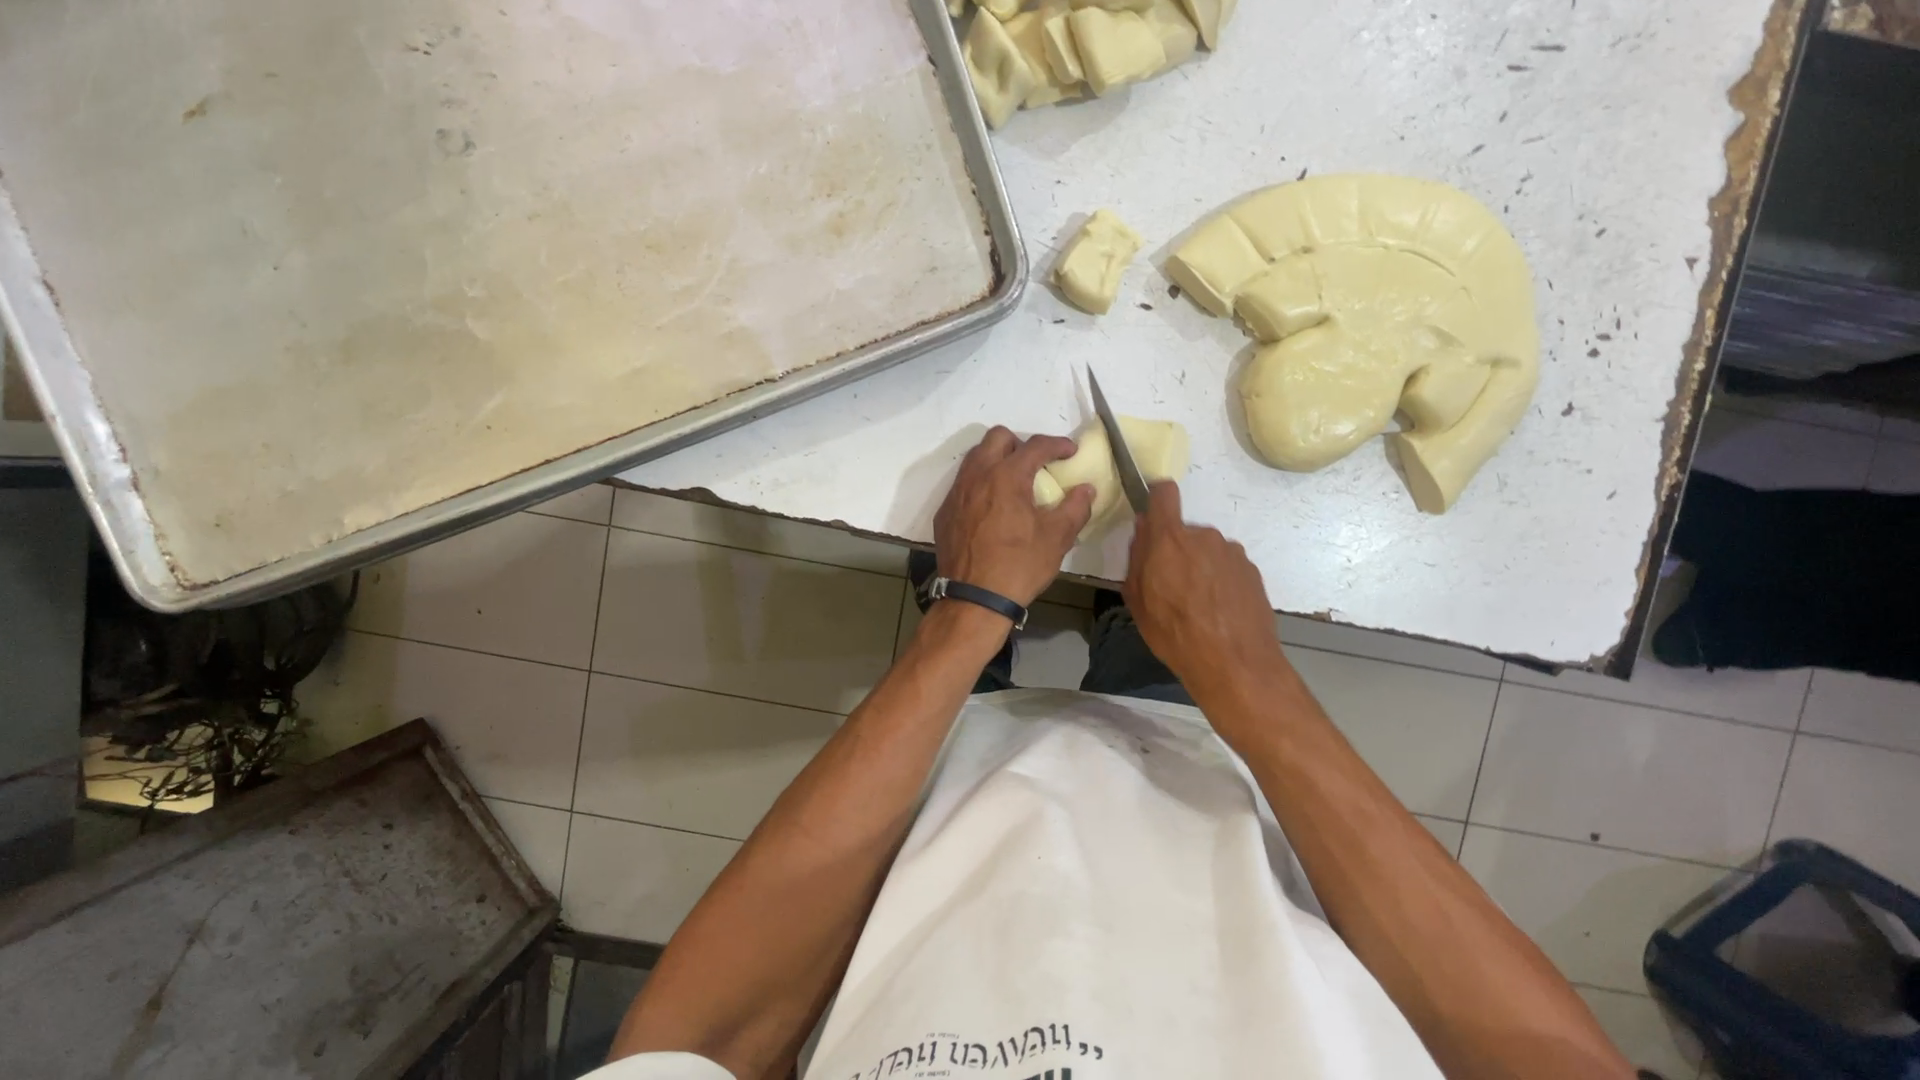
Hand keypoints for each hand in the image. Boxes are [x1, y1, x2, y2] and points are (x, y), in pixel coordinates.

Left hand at [933, 427, 1094, 607]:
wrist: (974, 598)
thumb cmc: (1019, 566)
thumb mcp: (1056, 538)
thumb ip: (1074, 508)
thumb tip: (1085, 489)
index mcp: (1007, 476)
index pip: (1035, 446)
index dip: (1057, 444)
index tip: (1070, 451)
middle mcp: (977, 475)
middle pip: (997, 438)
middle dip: (1020, 444)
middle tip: (1036, 464)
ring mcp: (956, 493)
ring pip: (976, 457)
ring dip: (997, 460)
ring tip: (1013, 482)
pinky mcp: (945, 512)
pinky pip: (963, 484)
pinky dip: (980, 484)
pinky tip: (991, 507)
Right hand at [1123, 482, 1286, 699]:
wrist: (1234, 663)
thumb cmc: (1175, 633)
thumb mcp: (1137, 601)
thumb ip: (1136, 559)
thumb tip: (1142, 531)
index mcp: (1170, 539)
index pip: (1163, 495)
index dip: (1156, 500)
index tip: (1153, 516)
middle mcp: (1204, 536)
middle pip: (1184, 533)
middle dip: (1175, 552)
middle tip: (1171, 587)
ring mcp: (1232, 553)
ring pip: (1207, 551)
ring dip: (1200, 568)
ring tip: (1199, 606)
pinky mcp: (1252, 571)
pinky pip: (1227, 568)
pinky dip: (1220, 582)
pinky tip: (1219, 612)